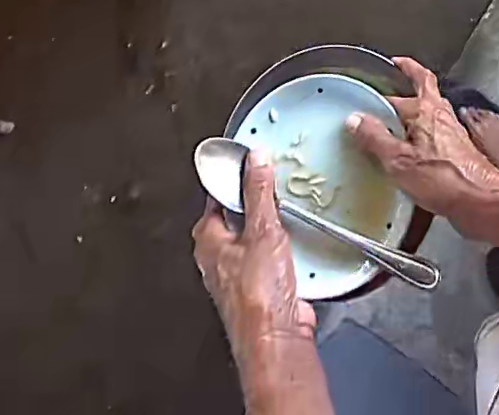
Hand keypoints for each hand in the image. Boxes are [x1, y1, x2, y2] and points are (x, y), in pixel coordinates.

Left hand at [192, 154, 316, 368]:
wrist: (277, 340)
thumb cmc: (257, 296)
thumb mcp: (262, 229)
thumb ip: (259, 190)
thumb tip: (255, 159)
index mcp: (207, 237)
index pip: (218, 191)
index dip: (237, 173)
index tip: (254, 159)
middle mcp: (216, 254)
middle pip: (237, 210)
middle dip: (256, 197)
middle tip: (274, 183)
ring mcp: (236, 270)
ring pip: (253, 230)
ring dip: (270, 221)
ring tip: (285, 211)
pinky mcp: (257, 282)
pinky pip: (267, 249)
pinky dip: (279, 241)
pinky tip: (292, 240)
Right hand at [344, 57, 498, 232]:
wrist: (482, 201)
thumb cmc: (444, 178)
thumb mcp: (398, 159)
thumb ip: (375, 138)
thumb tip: (355, 119)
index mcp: (427, 109)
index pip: (417, 77)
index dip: (405, 69)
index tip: (395, 63)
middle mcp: (442, 116)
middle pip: (425, 94)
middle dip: (407, 93)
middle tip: (389, 97)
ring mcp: (453, 134)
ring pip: (431, 115)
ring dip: (415, 115)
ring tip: (397, 124)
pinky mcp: (459, 154)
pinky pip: (436, 136)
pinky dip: (423, 137)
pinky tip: (414, 152)